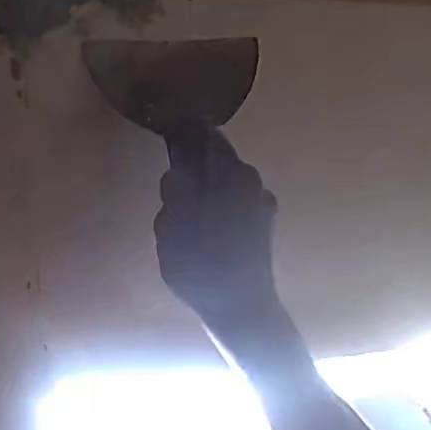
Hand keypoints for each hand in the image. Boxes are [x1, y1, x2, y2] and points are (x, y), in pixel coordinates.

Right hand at [154, 128, 281, 331]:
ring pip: (223, 184)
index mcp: (228, 176)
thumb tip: (176, 172)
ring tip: (182, 221)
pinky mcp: (264, 225)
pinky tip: (204, 234)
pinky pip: (233, 204)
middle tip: (170, 187)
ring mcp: (261, 204)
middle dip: (191, 167)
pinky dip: (215, 208)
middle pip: (215, 160)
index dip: (183, 128)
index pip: (203, 136)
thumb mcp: (173, 231)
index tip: (166, 121)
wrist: (244, 309)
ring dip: (203, 191)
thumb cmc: (202, 269)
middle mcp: (250, 182)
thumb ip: (176, 194)